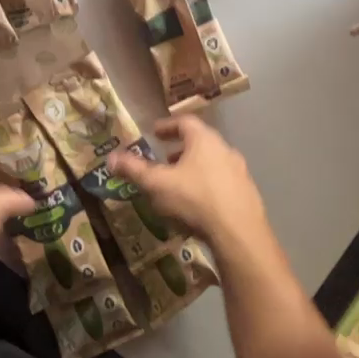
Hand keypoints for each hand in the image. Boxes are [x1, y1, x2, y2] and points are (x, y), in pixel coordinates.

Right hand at [110, 115, 267, 252]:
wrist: (240, 235)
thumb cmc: (195, 200)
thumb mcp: (157, 184)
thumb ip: (133, 169)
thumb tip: (110, 158)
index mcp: (204, 140)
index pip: (184, 122)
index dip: (167, 126)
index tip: (154, 133)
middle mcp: (225, 150)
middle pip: (200, 142)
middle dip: (180, 150)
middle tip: (164, 160)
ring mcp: (240, 172)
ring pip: (213, 163)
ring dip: (195, 168)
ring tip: (179, 184)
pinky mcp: (248, 195)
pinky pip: (223, 183)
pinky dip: (208, 186)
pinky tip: (198, 205)